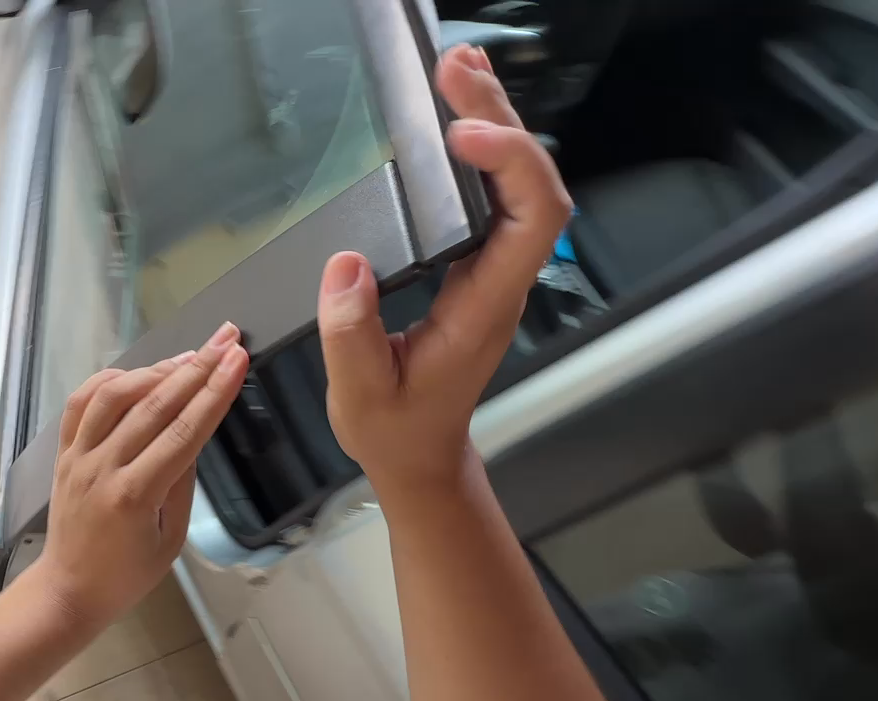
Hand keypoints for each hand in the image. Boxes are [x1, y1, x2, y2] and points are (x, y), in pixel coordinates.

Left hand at [26, 324, 248, 629]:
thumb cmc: (127, 576)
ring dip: (153, 369)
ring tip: (188, 357)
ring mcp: (78, 457)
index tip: (237, 358)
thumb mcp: (170, 539)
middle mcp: (103, 467)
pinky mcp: (62, 453)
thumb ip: (182, 483)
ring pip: (113, 395)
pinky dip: (108, 380)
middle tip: (226, 337)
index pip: (184, 432)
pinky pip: (81, 403)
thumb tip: (195, 432)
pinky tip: (136, 372)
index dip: (214, 391)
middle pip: (153, 404)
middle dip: (195, 367)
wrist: (68, 590)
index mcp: (135, 496)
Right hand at [320, 45, 570, 510]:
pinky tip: (447, 130)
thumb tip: (346, 263)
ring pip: (511, 188)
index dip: (511, 165)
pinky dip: (472, 158)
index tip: (460, 135)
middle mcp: (498, 282)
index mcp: (484, 309)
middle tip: (454, 69)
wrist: (417, 454)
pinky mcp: (469, 273)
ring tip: (454, 74)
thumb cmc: (395, 432)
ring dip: (490, 125)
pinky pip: (486, 203)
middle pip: (528, 186)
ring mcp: (488, 276)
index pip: (531, 220)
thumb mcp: (361, 395)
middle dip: (499, 119)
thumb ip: (352, 335)